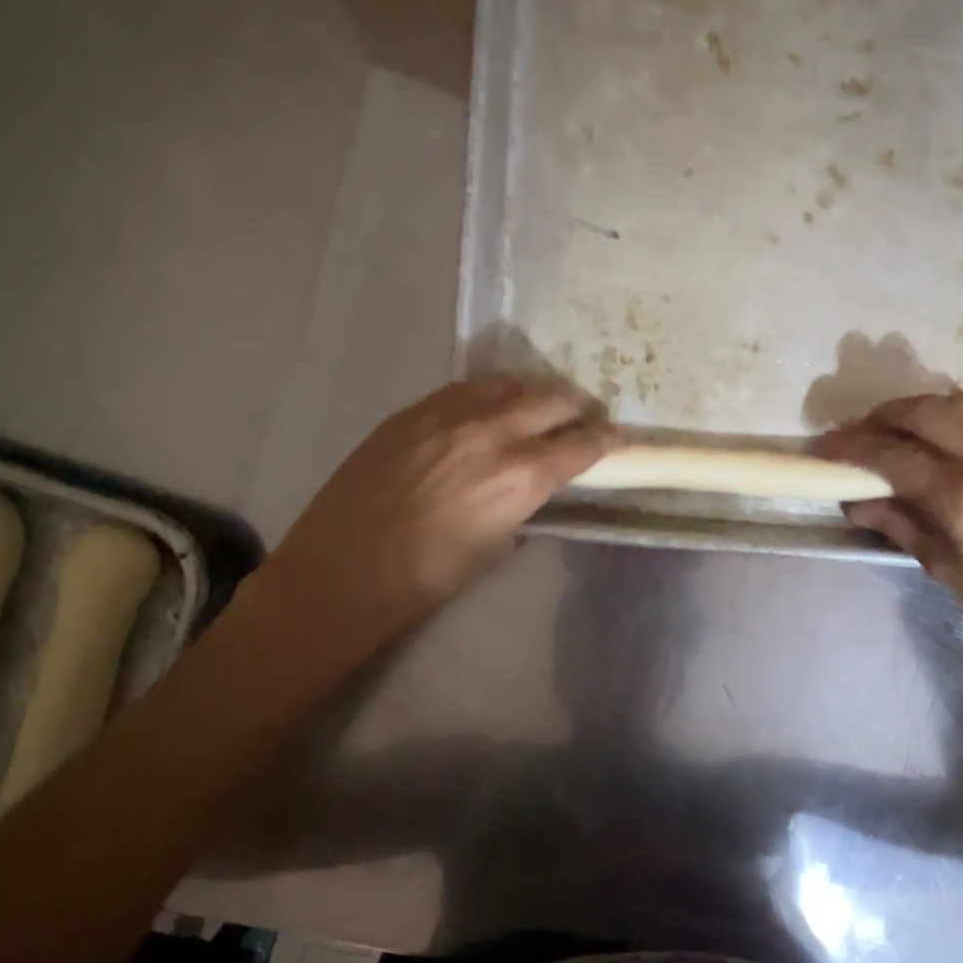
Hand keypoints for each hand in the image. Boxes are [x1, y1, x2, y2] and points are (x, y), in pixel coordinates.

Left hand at [256, 376, 615, 652]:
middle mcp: (492, 433)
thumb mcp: (493, 547)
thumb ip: (520, 506)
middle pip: (551, 400)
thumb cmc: (427, 578)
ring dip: (536, 391)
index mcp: (520, 477)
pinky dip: (492, 391)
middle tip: (586, 413)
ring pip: (509, 384)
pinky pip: (467, 388)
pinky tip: (493, 402)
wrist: (344, 569)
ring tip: (543, 402)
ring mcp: (449, 414)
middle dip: (577, 406)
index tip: (618, 434)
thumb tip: (527, 489)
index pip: (579, 444)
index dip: (605, 438)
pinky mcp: (414, 410)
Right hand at [814, 391, 962, 660]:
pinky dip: (945, 412)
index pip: (891, 456)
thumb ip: (897, 524)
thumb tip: (854, 503)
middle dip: (876, 418)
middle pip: (919, 413)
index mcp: (960, 498)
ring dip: (912, 408)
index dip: (850, 448)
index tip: (823, 449)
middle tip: (853, 436)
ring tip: (890, 429)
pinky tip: (931, 432)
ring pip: (951, 402)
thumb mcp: (943, 566)